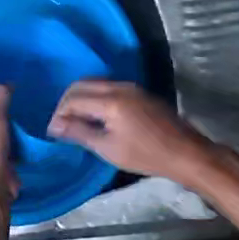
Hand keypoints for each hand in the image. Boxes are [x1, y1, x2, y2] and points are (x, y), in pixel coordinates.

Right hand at [47, 81, 219, 184]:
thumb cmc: (145, 155)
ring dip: (81, 98)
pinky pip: (109, 87)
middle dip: (67, 102)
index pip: (74, 98)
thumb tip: (55, 125)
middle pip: (83, 84)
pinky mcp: (139, 93)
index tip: (53, 131)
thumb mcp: (108, 148)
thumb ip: (80, 132)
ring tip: (76, 121)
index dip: (59, 113)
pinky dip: (95, 97)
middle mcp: (120, 86)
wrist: (185, 152)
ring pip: (96, 84)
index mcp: (110, 100)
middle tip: (61, 124)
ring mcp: (131, 87)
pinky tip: (96, 116)